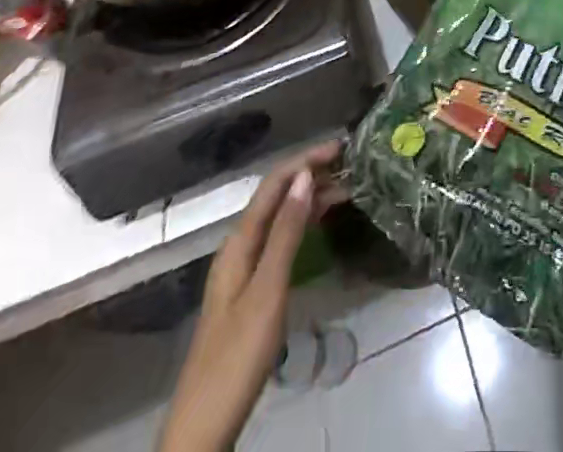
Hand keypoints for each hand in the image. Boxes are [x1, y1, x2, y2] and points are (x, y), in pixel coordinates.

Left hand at [157, 142, 347, 451]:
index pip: (272, 186)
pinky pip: (283, 237)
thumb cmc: (239, 351)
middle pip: (276, 197)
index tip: (343, 146)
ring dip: (311, 195)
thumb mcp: (268, 289)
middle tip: (355, 163)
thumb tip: (305, 178)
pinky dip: (306, 220)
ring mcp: (246, 267)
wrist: (207, 416)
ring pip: (281, 216)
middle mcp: (240, 247)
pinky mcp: (255, 284)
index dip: (305, 160)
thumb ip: (286, 233)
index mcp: (238, 243)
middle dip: (311, 173)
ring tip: (351, 185)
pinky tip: (325, 221)